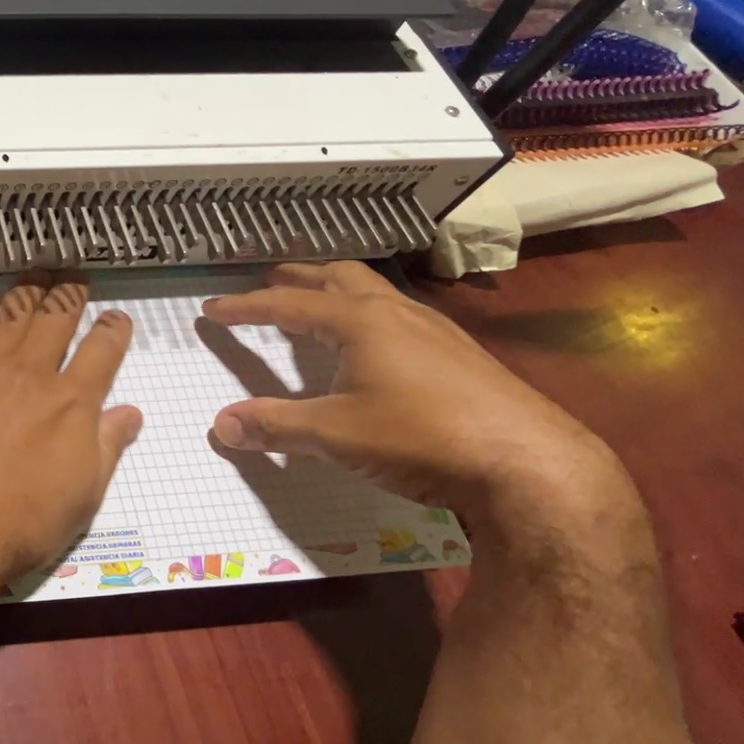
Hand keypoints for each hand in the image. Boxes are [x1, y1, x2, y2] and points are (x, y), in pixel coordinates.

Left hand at [0, 273, 142, 588]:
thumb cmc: (24, 523)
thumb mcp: (83, 495)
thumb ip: (107, 447)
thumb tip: (131, 413)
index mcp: (72, 402)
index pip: (103, 350)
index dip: (113, 329)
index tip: (116, 318)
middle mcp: (31, 375)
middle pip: (56, 319)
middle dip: (68, 294)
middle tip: (72, 279)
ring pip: (9, 316)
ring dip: (24, 292)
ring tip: (33, 275)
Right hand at [200, 262, 634, 521]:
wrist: (531, 466)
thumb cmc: (422, 438)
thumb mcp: (335, 434)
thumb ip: (275, 427)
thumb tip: (220, 426)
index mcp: (361, 322)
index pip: (288, 304)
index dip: (245, 307)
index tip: (212, 310)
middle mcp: (397, 314)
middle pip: (339, 276)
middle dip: (299, 276)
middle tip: (269, 281)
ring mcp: (436, 332)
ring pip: (376, 293)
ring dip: (338, 291)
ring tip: (317, 304)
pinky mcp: (461, 356)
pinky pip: (401, 316)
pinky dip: (369, 315)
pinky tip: (374, 346)